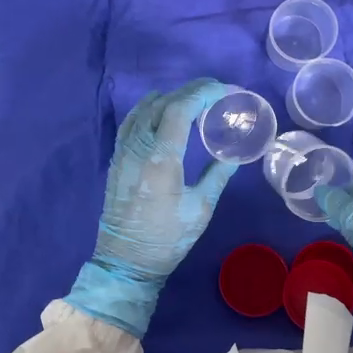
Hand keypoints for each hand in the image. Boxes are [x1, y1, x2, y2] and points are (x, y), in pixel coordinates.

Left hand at [65, 79, 238, 337]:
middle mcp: (139, 147)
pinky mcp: (117, 159)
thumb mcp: (201, 208)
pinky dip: (150, 108)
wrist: (125, 261)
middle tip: (216, 92)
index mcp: (161, 159)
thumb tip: (235, 153)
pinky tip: (162, 110)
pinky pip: (132, 121)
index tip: (224, 90)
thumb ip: (218, 175)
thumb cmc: (167, 238)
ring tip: (194, 99)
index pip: (180, 109)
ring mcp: (123, 151)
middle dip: (190, 91)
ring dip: (171, 97)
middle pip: (163, 103)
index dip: (202, 93)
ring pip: (144, 108)